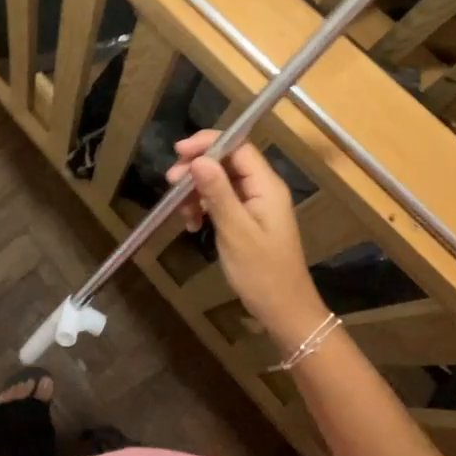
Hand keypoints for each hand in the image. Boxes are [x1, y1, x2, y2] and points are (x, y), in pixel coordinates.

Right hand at [167, 131, 327, 348]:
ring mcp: (255, 204)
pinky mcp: (248, 219)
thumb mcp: (236, 231)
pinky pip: (222, 200)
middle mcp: (262, 188)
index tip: (179, 152)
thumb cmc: (262, 273)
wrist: (284, 312)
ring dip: (197, 191)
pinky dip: (204, 207)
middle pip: (226, 161)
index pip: (237, 146)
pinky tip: (193, 225)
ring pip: (220, 181)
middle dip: (197, 169)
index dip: (208, 143)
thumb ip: (218, 192)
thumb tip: (198, 159)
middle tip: (171, 183)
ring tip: (182, 213)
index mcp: (266, 185)